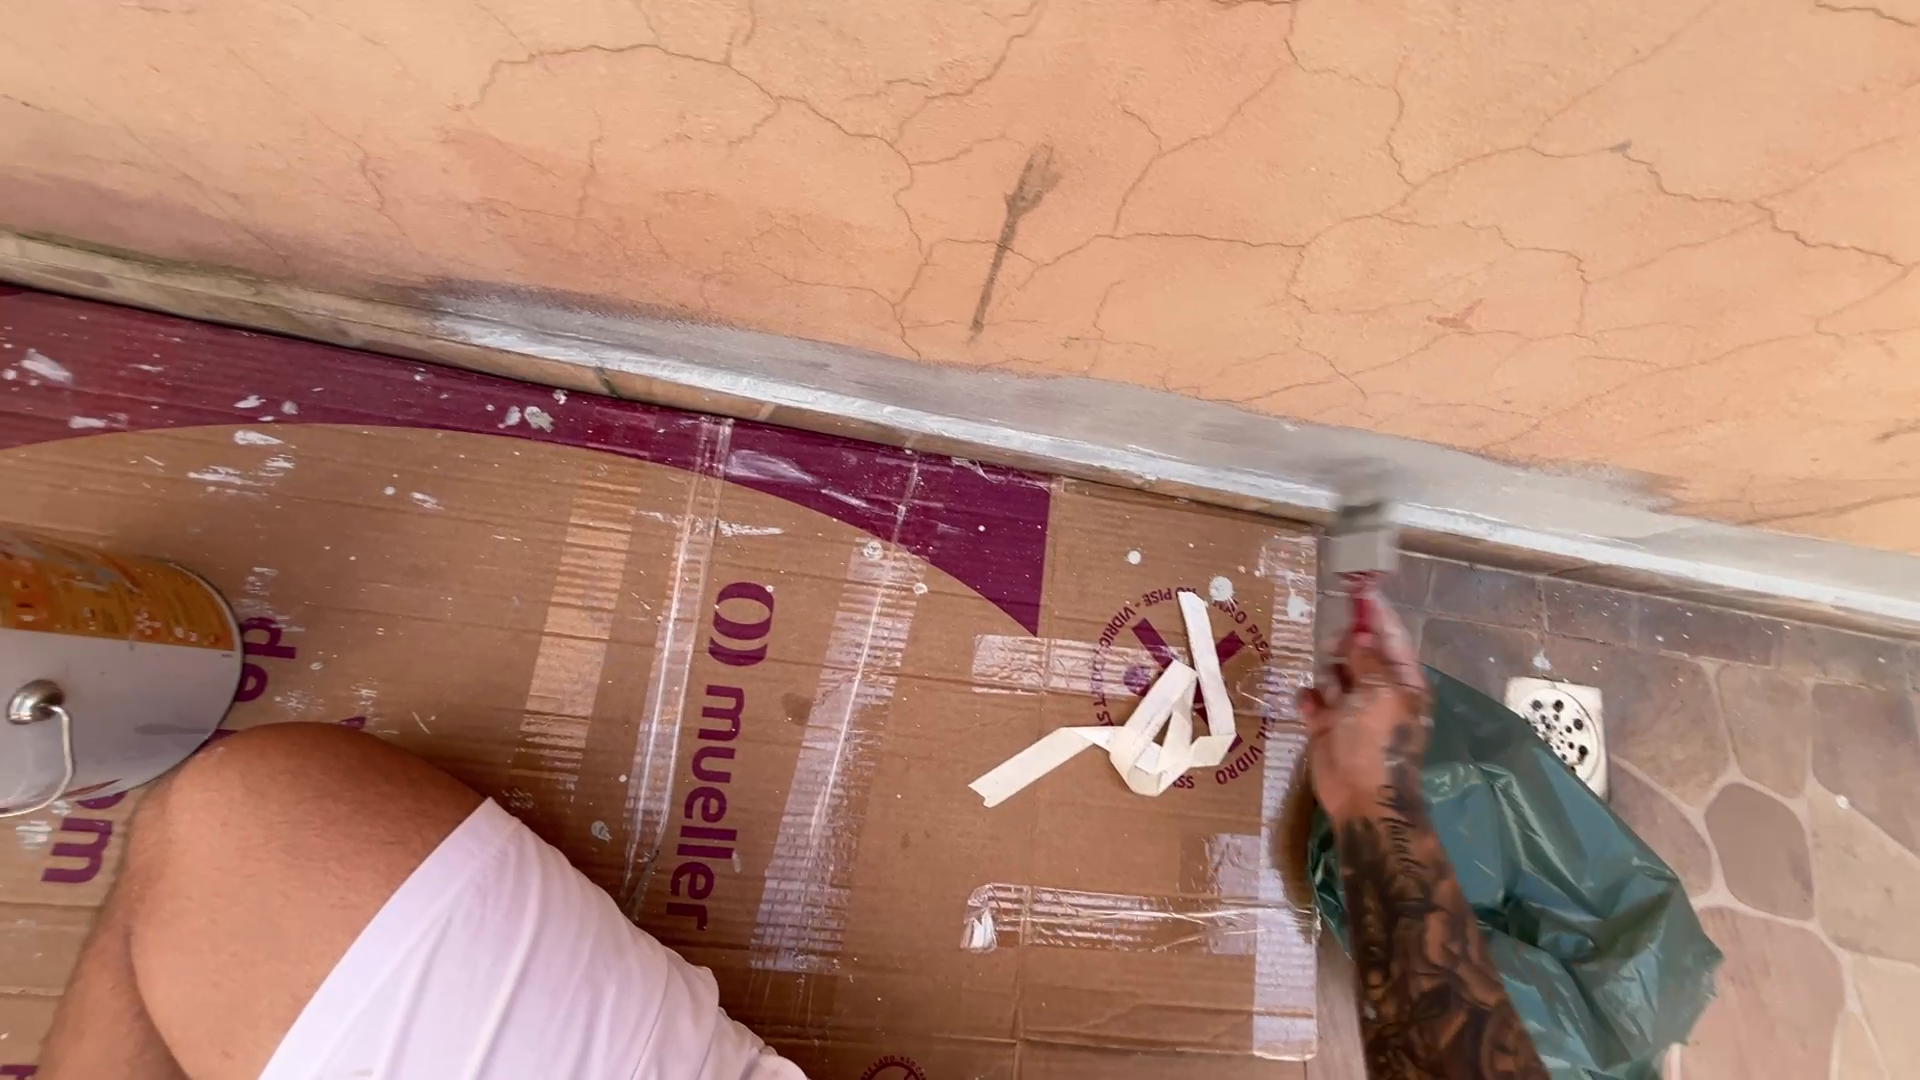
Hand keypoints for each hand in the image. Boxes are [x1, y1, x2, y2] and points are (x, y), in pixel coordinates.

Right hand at [1298, 581, 1429, 822]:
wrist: (1361, 796)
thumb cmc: (1377, 743)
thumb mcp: (1378, 695)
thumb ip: (1367, 661)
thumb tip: (1361, 635)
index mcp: (1401, 681)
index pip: (1388, 636)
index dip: (1374, 611)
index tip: (1361, 585)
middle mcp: (1378, 689)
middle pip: (1357, 650)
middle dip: (1344, 646)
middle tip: (1336, 650)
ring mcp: (1351, 707)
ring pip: (1332, 671)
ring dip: (1326, 675)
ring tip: (1329, 692)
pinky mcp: (1327, 723)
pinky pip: (1313, 698)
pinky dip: (1311, 700)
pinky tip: (1312, 709)